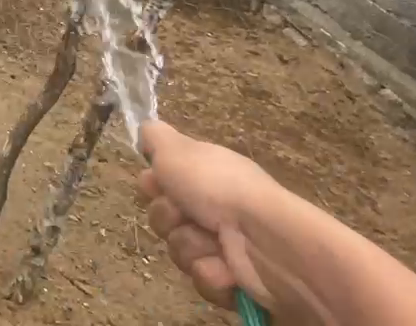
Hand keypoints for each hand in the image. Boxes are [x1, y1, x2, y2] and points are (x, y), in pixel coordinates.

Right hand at [137, 121, 282, 314]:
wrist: (270, 243)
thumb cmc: (219, 189)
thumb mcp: (176, 148)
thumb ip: (155, 135)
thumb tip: (145, 131)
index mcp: (206, 180)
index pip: (161, 184)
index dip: (153, 185)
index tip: (157, 186)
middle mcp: (216, 211)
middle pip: (163, 217)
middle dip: (168, 218)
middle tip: (186, 215)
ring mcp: (228, 249)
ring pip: (179, 249)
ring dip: (190, 246)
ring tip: (214, 244)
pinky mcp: (236, 283)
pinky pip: (202, 278)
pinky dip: (210, 273)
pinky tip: (226, 268)